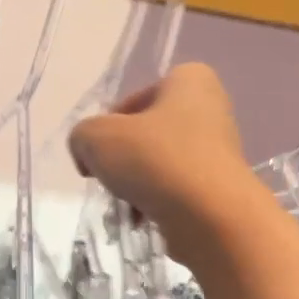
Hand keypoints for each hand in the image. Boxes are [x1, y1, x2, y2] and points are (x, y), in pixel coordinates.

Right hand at [67, 64, 268, 260]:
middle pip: (142, 135)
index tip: (94, 160)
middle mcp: (209, 105)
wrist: (208, 214)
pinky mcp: (217, 182)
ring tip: (126, 205)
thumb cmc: (154, 161)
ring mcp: (216, 146)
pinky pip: (173, 188)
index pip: (128, 104)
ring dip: (133, 186)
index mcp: (187, 79)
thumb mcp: (96, 138)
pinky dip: (153, 202)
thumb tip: (87, 152)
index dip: (103, 133)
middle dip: (120, 161)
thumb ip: (81, 135)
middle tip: (110, 182)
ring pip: (155, 164)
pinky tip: (144, 219)